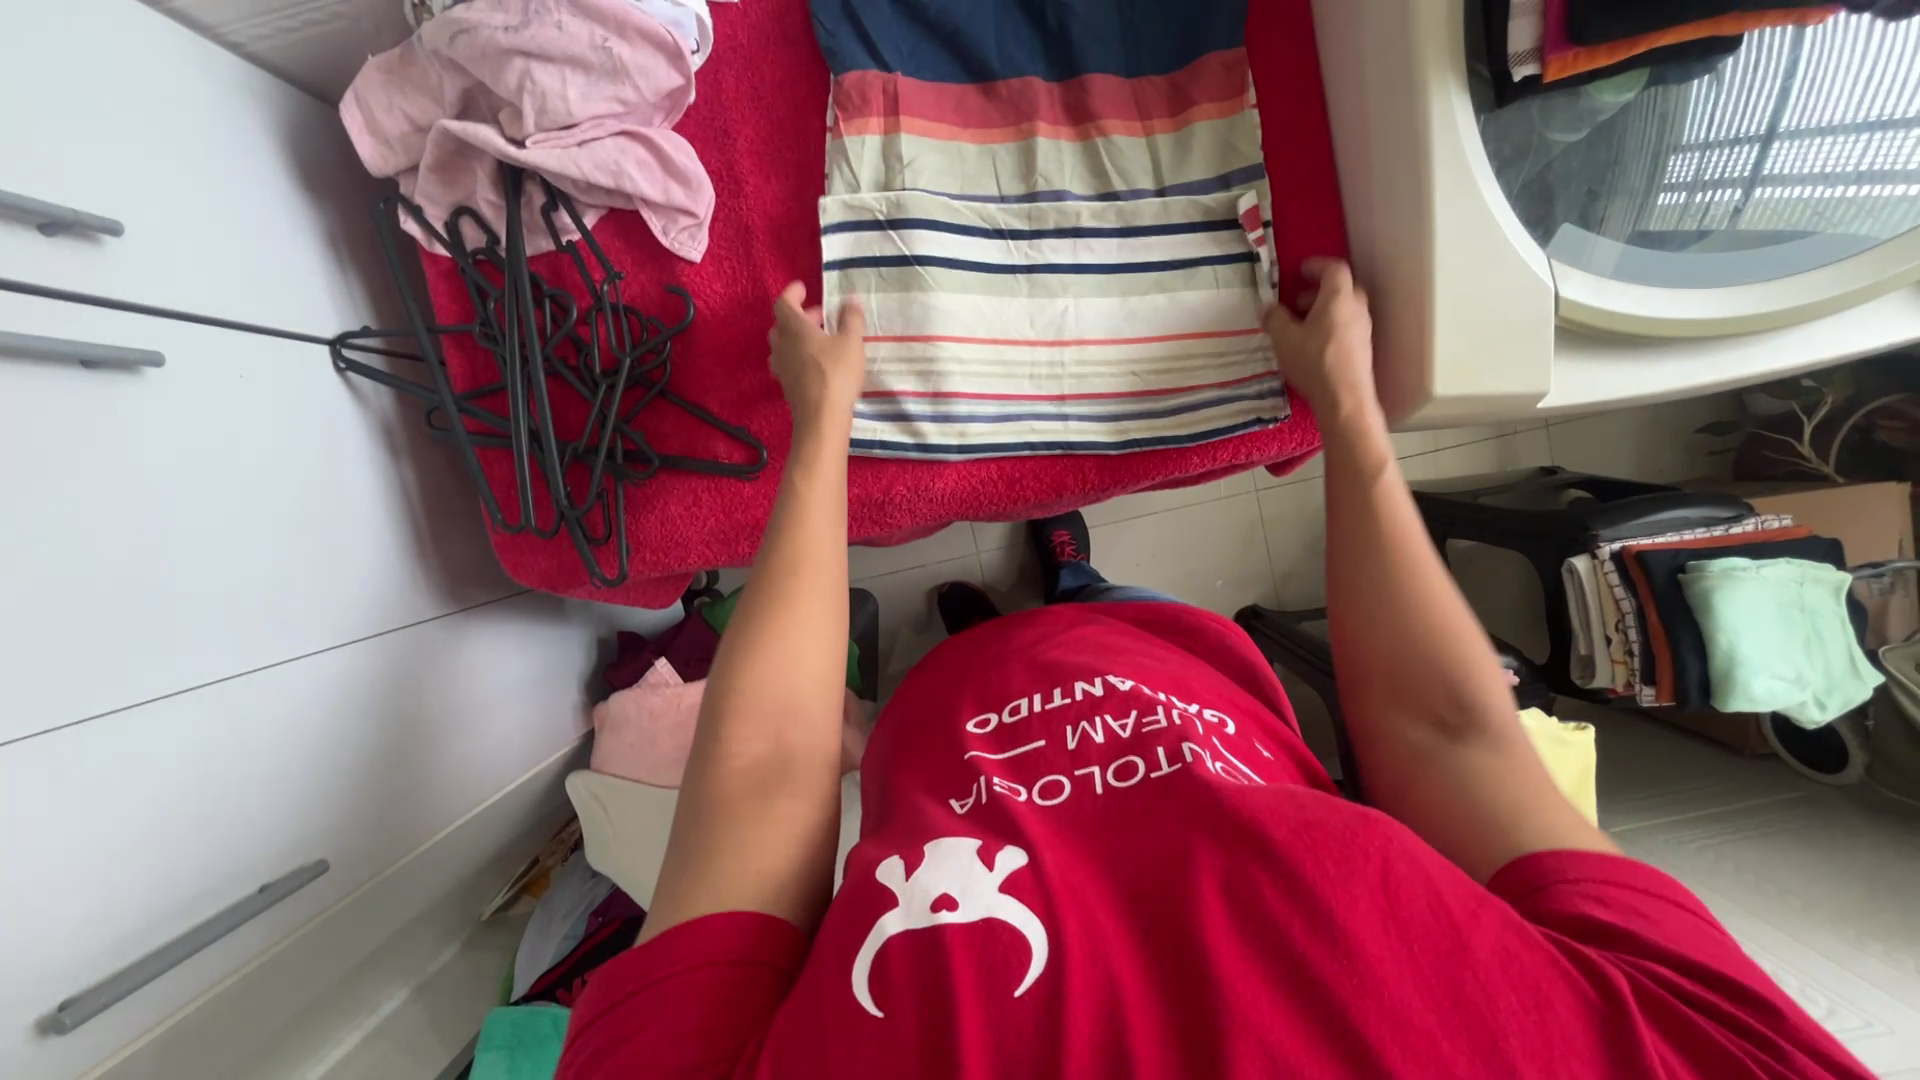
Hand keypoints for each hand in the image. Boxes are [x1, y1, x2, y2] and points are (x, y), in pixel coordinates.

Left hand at [768, 281, 866, 431]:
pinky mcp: (787, 385)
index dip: (792, 293)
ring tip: (818, 340)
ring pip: (783, 345)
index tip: (803, 288)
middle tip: (820, 317)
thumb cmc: (836, 374)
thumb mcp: (851, 342)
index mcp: (794, 328)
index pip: (784, 302)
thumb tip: (850, 300)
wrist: (821, 417)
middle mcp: (782, 345)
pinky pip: (788, 363)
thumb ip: (851, 318)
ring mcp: (782, 367)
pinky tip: (815, 364)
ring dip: (797, 338)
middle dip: (800, 316)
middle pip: (782, 323)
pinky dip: (798, 356)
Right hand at [1264, 258, 1377, 421]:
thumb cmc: (1314, 362)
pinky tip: (1313, 344)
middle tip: (1298, 300)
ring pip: (1344, 308)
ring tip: (1302, 325)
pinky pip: (1346, 325)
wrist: (1345, 399)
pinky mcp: (1363, 347)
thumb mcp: (1284, 339)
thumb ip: (1275, 318)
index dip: (1317, 266)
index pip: (1334, 268)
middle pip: (1341, 288)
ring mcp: (1363, 328)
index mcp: (1338, 298)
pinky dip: (1331, 325)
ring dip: (1324, 309)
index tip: (1301, 269)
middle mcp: (1356, 307)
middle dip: (1319, 290)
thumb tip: (1268, 307)